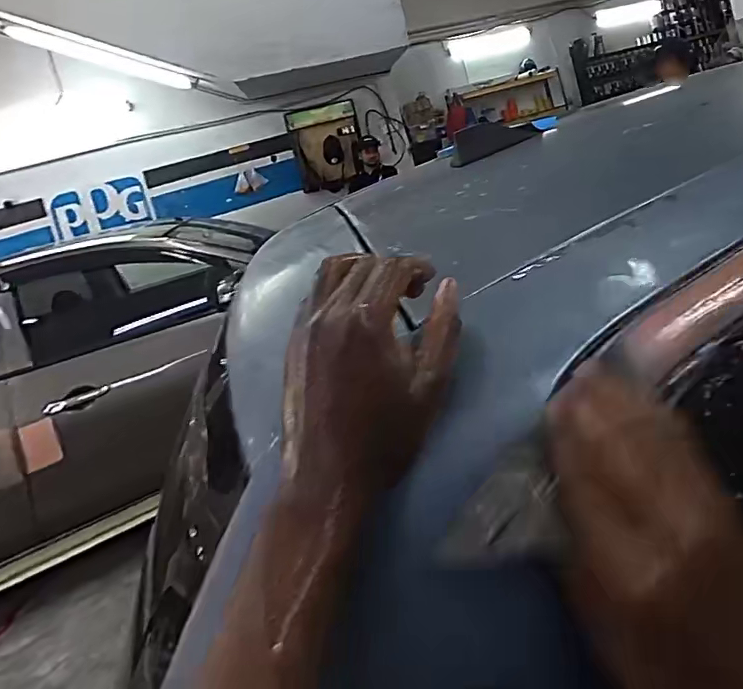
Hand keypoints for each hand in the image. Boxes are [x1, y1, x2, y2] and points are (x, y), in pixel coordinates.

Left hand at [281, 255, 461, 504]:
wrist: (327, 478)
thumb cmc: (385, 437)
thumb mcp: (430, 386)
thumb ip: (444, 330)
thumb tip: (448, 287)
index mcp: (367, 320)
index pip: (392, 269)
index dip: (417, 266)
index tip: (431, 278)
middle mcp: (332, 313)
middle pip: (364, 265)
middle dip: (394, 267)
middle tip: (414, 290)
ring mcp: (307, 325)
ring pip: (332, 271)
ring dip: (361, 268)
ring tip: (381, 288)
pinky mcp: (293, 340)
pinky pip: (314, 293)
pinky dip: (336, 285)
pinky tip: (351, 307)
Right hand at [548, 370, 742, 688]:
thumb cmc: (666, 662)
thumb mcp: (603, 630)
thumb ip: (572, 559)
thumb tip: (548, 491)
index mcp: (633, 568)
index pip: (587, 484)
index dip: (565, 440)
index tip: (547, 408)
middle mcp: (671, 526)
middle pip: (622, 446)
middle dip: (592, 406)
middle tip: (568, 378)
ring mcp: (704, 504)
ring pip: (654, 433)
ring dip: (621, 397)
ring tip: (594, 371)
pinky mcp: (725, 493)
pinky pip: (684, 437)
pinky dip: (655, 408)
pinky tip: (637, 390)